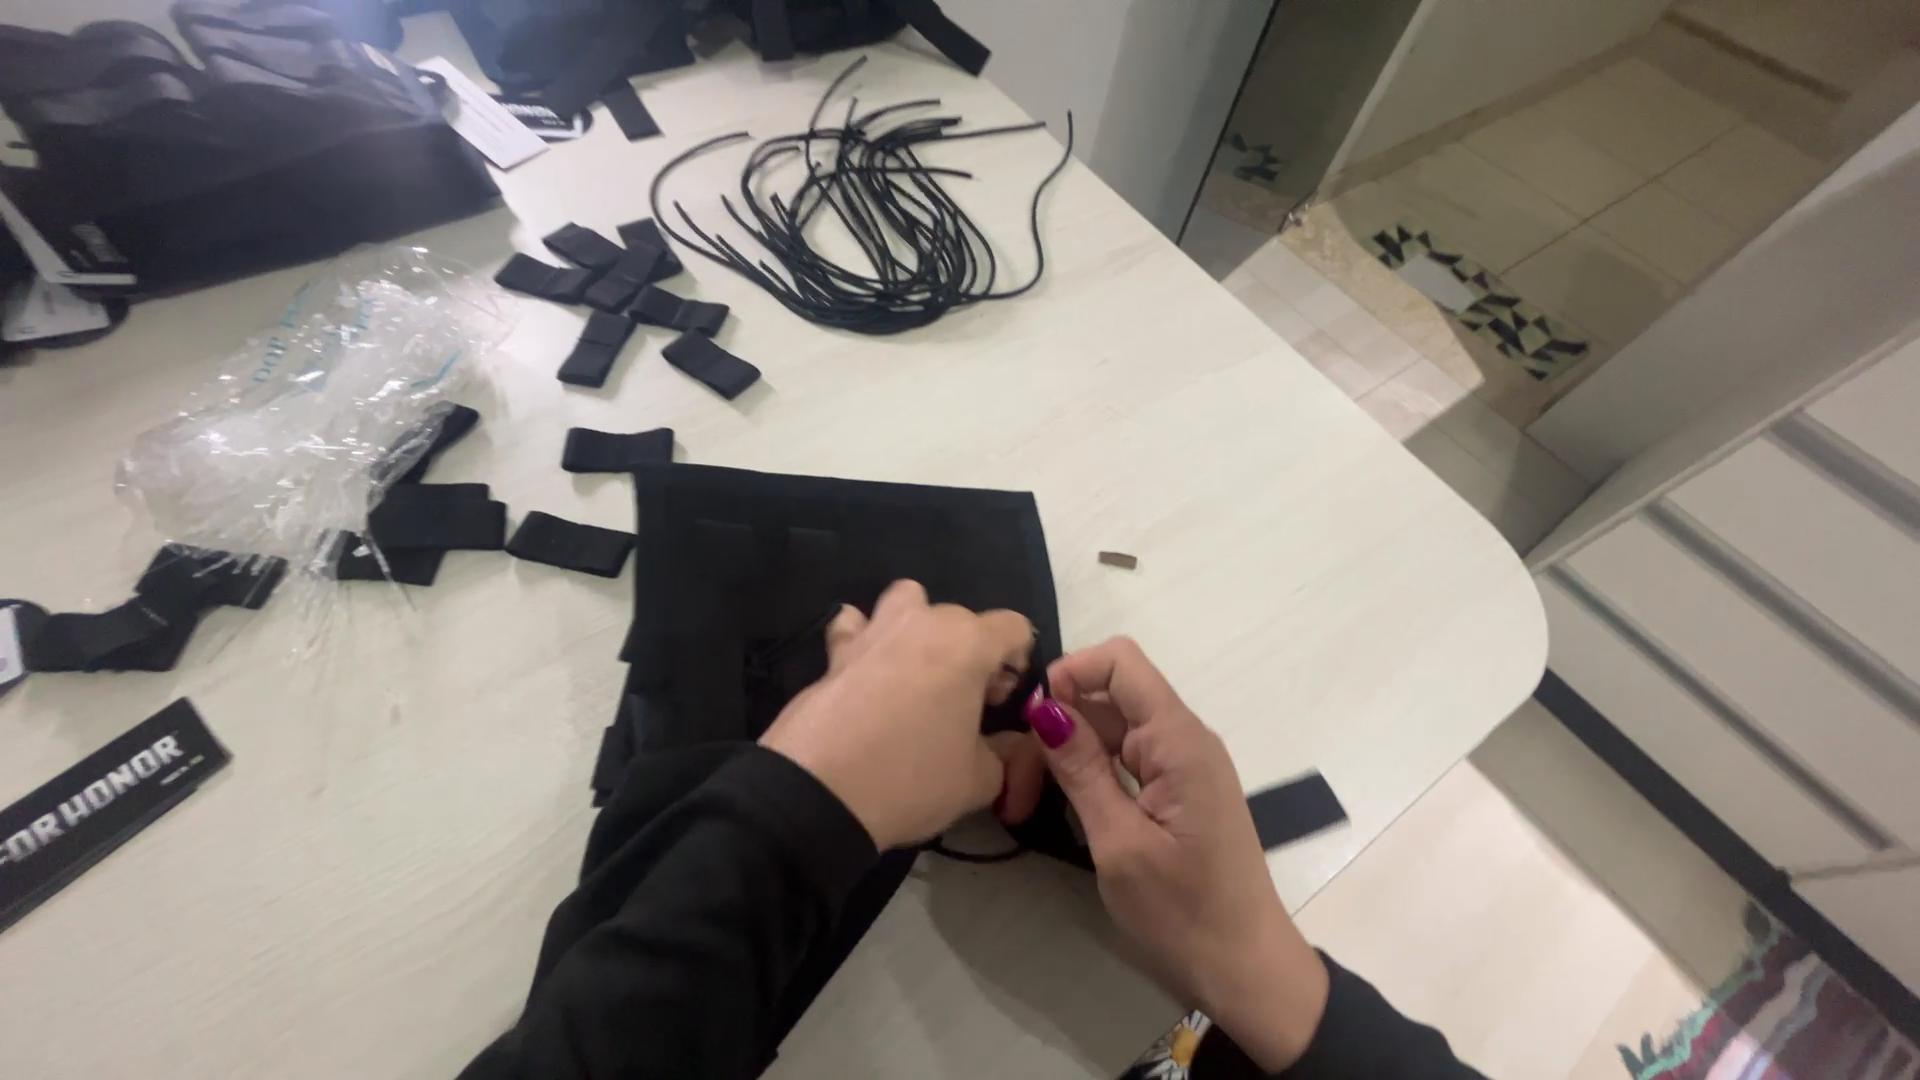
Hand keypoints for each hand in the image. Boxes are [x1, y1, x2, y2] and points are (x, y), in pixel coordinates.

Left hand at [760, 580, 1045, 850]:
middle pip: (963, 619)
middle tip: (964, 703)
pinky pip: (853, 624)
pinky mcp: (834, 650)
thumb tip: (1011, 743)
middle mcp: (924, 622)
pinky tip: (864, 667)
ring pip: (908, 601)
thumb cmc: (912, 779)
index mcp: (969, 643)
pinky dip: (863, 636)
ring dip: (919, 624)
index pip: (1014, 627)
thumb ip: (1005, 754)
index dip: (1017, 661)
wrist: (820, 795)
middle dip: (971, 652)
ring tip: (915, 670)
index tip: (1003, 701)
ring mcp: (875, 629)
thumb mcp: (978, 780)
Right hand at [1027, 637, 1329, 1071]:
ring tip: (1028, 796)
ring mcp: (1181, 764)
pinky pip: (1125, 755)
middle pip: (1110, 694)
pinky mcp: (1176, 789)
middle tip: (1017, 779)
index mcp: (1178, 741)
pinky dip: (1090, 769)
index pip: (1122, 662)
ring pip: (1111, 726)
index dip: (1072, 671)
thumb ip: (1081, 770)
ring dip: (1069, 748)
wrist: (1248, 976)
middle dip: (1059, 719)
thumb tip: (1044, 707)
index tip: (1033, 717)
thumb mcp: (1119, 843)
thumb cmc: (1184, 916)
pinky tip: (1065, 800)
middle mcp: (1183, 739)